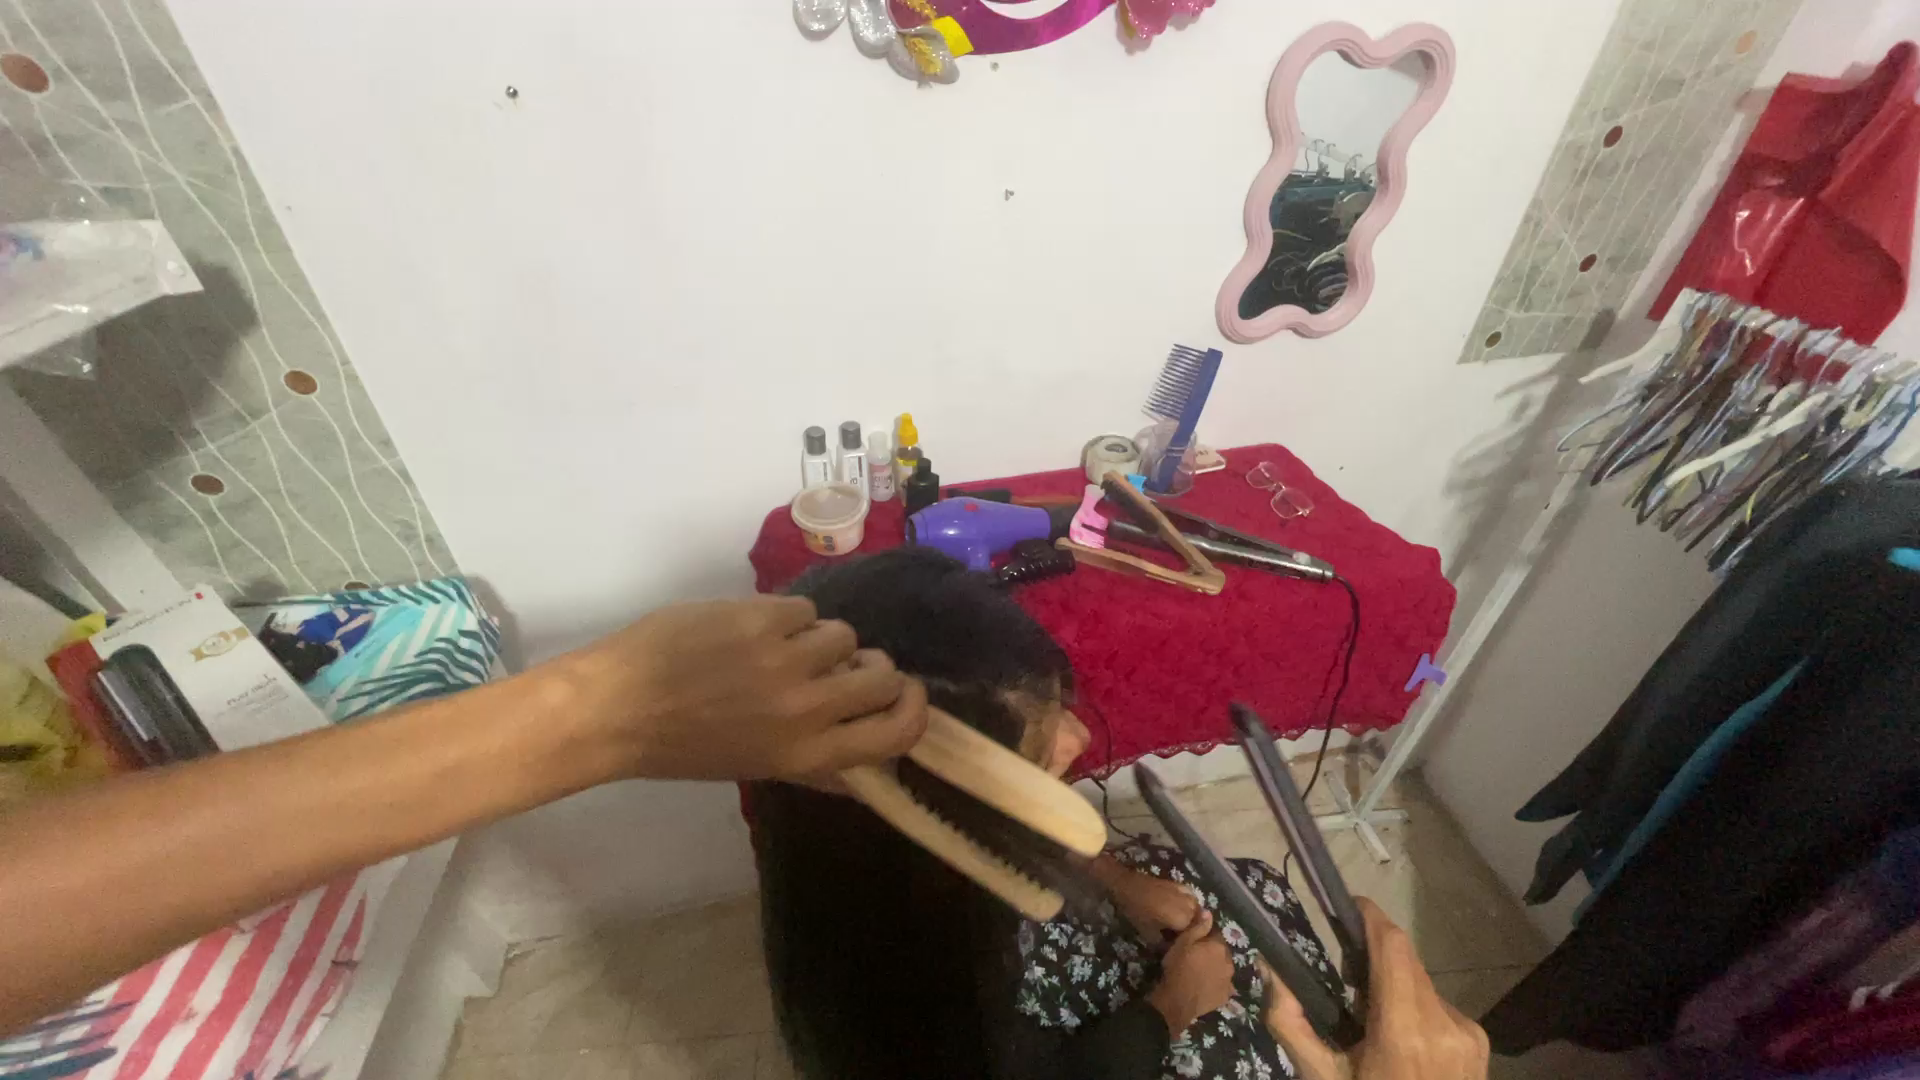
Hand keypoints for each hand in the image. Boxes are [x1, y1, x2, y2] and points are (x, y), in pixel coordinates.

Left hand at [561, 596, 928, 781]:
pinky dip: (786, 617)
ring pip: (844, 633)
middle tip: (841, 665)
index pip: (897, 732)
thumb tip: (867, 771)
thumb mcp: (759, 769)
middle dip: (870, 665)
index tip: (908, 694)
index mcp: (809, 753)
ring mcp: (787, 659)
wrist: (616, 706)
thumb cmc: (684, 747)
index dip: (914, 709)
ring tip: (782, 646)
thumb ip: (818, 768)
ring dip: (819, 639)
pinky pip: (806, 608)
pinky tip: (752, 630)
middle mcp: (808, 708)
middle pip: (884, 673)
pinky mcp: (764, 618)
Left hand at [1107, 865, 1201, 940]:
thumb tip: (1175, 950)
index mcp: (1184, 920)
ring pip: (1198, 908)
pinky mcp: (1179, 884)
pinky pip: (1192, 896)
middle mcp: (1190, 906)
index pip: (1197, 936)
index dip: (1190, 942)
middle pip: (1199, 921)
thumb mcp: (1150, 935)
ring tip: (1181, 923)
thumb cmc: (1138, 912)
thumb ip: (1166, 945)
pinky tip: (1182, 907)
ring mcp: (1185, 893)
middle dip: (1193, 929)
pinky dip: (1191, 903)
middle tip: (1180, 935)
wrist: (1128, 886)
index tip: (1182, 945)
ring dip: (1193, 916)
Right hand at [1147, 911, 1236, 1034]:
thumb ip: (1198, 927)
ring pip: (1223, 967)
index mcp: (1218, 947)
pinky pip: (1223, 984)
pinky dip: (1216, 981)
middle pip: (1221, 951)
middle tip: (1196, 954)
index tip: (1194, 939)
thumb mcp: (1183, 942)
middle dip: (1212, 950)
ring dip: (1215, 966)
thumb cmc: (1178, 967)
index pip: (1216, 933)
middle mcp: (1229, 962)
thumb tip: (1209, 912)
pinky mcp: (1226, 996)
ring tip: (1200, 969)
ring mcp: (1229, 981)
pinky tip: (1205, 983)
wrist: (1177, 1001)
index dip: (1205, 935)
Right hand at [1259, 898, 1489, 1079]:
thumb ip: (1288, 1019)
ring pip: (1419, 979)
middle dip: (1371, 953)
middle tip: (1344, 977)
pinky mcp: (1479, 1044)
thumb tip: (1268, 964)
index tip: (1345, 905)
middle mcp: (1444, 1024)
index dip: (1370, 916)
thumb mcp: (1319, 1076)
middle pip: (1403, 958)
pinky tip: (1399, 1040)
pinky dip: (1411, 1005)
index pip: (1392, 945)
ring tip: (1370, 1019)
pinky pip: (1436, 1002)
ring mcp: (1468, 1035)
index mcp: (1405, 1031)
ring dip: (1391, 982)